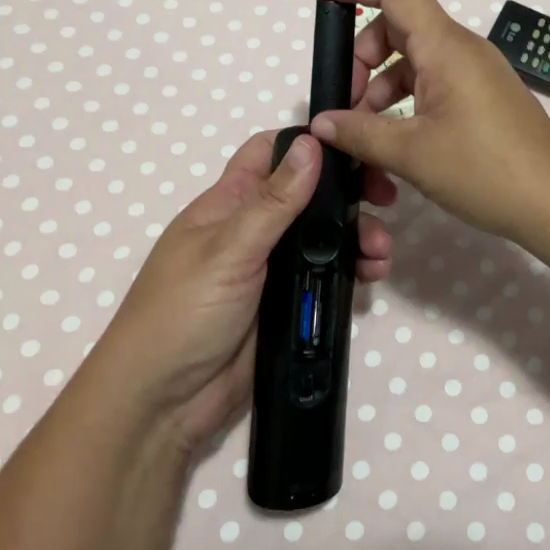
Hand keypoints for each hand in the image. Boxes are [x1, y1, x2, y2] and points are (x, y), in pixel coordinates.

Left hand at [78, 130, 395, 446]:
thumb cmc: (181, 314)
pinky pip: (329, 276)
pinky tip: (372, 274)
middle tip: (386, 200)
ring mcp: (273, 269)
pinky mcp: (290, 305)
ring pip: (326, 237)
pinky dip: (354, 270)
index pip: (270, 154)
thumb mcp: (227, 250)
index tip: (355, 149)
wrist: (163, 405)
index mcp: (228, 204)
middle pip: (311, 195)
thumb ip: (274, 201)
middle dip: (349, 195)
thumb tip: (313, 143)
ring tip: (381, 252)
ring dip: (358, 236)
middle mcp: (254, 230)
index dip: (309, 144)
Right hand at [308, 0, 549, 245]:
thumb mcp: (412, 153)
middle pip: (401, 28)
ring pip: (416, 61)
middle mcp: (464, 50)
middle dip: (363, 56)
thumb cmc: (486, 170)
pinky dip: (407, 102)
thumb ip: (360, 132)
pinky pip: (436, 84)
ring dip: (382, 87)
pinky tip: (395, 142)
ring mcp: (478, 74)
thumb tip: (322, 122)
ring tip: (364, 134)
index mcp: (447, 47)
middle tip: (344, 101)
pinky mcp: (486, 99)